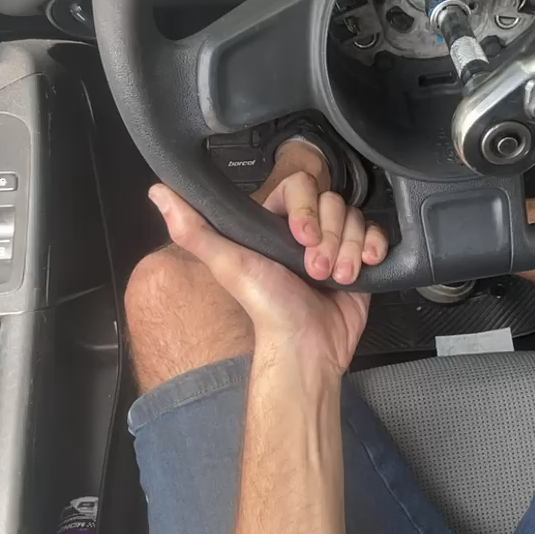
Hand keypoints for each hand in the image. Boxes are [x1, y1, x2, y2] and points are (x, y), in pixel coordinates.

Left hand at [149, 179, 385, 375]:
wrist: (308, 346)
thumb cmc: (267, 310)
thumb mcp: (226, 264)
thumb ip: (193, 229)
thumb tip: (159, 193)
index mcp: (274, 225)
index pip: (301, 187)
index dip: (307, 210)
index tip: (301, 236)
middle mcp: (304, 232)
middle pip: (333, 203)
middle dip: (329, 238)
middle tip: (314, 268)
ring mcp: (333, 245)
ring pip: (354, 218)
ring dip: (348, 249)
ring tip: (336, 276)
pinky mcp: (357, 260)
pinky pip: (375, 235)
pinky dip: (373, 248)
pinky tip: (364, 267)